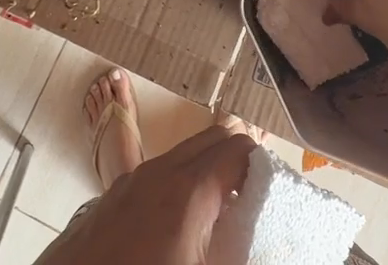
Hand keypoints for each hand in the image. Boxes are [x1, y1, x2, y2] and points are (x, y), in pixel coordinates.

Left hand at [35, 125, 256, 264]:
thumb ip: (234, 247)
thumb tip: (255, 235)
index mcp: (189, 191)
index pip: (240, 149)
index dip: (263, 169)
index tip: (273, 197)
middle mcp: (160, 172)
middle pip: (214, 139)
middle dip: (239, 163)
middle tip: (253, 203)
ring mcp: (133, 179)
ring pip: (185, 154)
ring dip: (209, 171)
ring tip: (222, 216)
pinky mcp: (114, 194)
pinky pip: (160, 171)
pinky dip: (181, 182)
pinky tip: (180, 226)